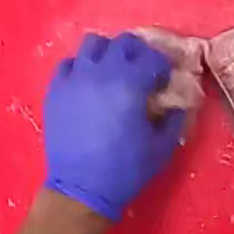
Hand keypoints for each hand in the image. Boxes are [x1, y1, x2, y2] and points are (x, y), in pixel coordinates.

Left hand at [42, 32, 187, 220]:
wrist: (81, 190)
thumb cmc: (124, 171)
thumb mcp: (160, 149)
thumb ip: (173, 121)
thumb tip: (177, 105)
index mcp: (130, 83)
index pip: (152, 57)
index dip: (162, 66)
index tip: (163, 80)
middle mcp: (101, 72)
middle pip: (123, 43)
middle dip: (137, 53)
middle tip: (141, 71)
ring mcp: (75, 79)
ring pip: (93, 45)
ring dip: (107, 54)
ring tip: (111, 72)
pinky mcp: (56, 91)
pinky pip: (68, 64)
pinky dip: (81, 68)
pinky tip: (87, 84)